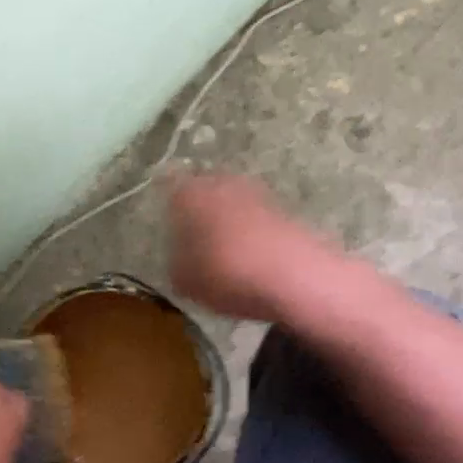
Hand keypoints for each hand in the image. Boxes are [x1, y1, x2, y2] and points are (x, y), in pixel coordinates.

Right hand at [166, 173, 349, 320]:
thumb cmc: (228, 273)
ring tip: (221, 251)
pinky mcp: (284, 210)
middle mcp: (223, 182)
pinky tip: (249, 257)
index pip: (168, 185)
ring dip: (225, 220)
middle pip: (203, 191)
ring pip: (231, 202)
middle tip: (190, 238)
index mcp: (191, 193)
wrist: (297, 277)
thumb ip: (175, 263)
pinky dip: (249, 232)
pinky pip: (255, 218)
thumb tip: (180, 257)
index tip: (164, 220)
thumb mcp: (184, 280)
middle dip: (196, 210)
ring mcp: (257, 193)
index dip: (165, 202)